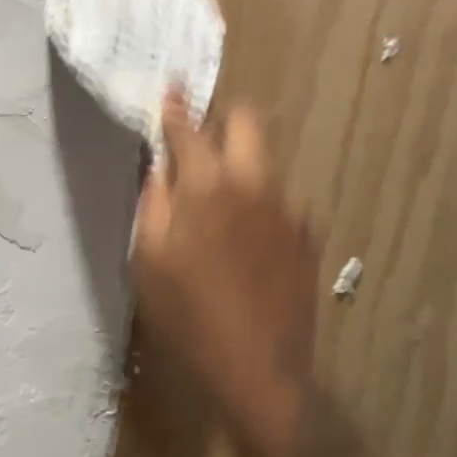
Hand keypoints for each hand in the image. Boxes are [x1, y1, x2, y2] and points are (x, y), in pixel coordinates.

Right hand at [132, 90, 320, 444]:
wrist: (256, 368)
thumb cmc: (185, 315)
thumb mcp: (148, 259)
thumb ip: (153, 202)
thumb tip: (158, 166)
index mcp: (208, 186)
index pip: (188, 127)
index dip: (174, 105)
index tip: (168, 88)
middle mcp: (256, 182)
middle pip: (247, 121)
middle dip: (220, 119)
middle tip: (195, 141)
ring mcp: (290, 206)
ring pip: (263, 161)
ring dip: (237, 165)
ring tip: (214, 206)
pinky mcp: (308, 233)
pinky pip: (277, 198)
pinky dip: (255, 202)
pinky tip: (240, 241)